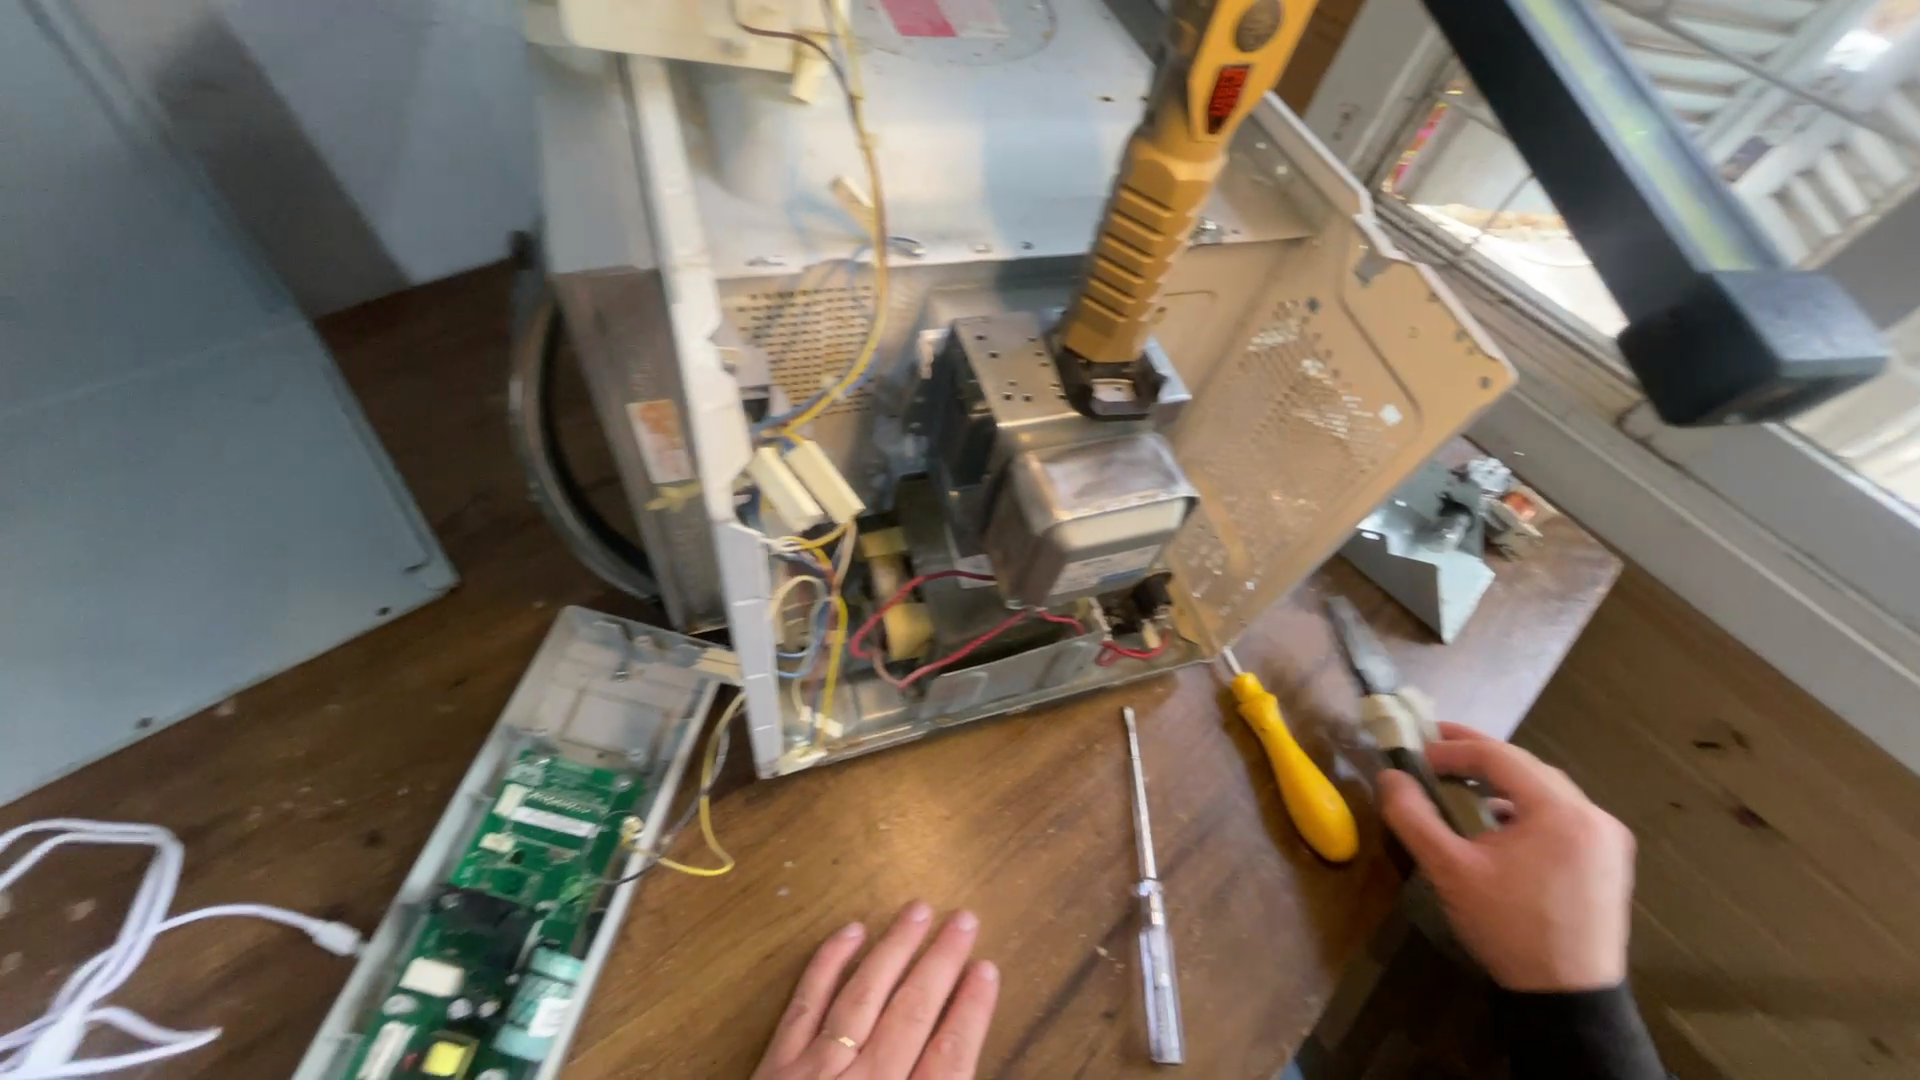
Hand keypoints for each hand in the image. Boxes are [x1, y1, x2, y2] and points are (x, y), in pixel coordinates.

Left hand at [753, 902, 1000, 1079]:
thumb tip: (959, 1069)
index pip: (949, 1057)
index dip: (971, 1010)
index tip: (986, 968)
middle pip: (912, 1013)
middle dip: (941, 962)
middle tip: (964, 918)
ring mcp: (816, 1071)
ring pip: (864, 994)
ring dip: (895, 948)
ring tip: (918, 909)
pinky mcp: (775, 1065)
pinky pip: (807, 1003)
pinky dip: (829, 963)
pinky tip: (850, 931)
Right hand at [1379, 723, 1635, 992]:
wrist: (1568, 998)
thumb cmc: (1508, 926)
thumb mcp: (1448, 869)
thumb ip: (1412, 815)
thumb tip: (1389, 776)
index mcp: (1561, 812)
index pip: (1500, 757)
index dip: (1452, 748)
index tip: (1413, 754)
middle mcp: (1594, 816)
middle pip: (1526, 766)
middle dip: (1475, 754)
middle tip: (1430, 749)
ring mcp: (1607, 838)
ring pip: (1544, 787)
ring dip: (1499, 777)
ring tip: (1457, 779)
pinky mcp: (1607, 860)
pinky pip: (1559, 812)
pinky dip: (1521, 802)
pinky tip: (1494, 817)